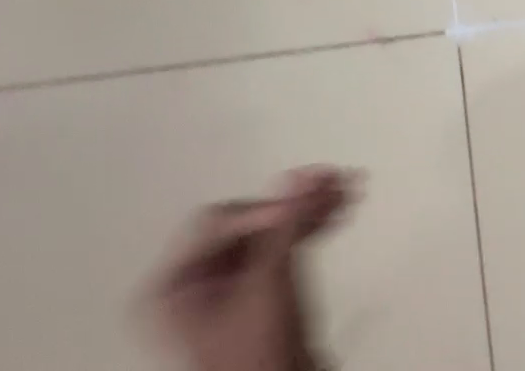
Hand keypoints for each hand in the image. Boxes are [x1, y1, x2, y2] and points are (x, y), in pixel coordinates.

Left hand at [149, 167, 357, 370]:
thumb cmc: (258, 347)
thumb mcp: (267, 284)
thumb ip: (283, 228)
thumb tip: (299, 176)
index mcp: (175, 282)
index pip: (218, 221)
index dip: (262, 210)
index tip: (303, 207)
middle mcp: (197, 277)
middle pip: (250, 219)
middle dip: (296, 202)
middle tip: (336, 179)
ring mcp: (229, 281)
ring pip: (273, 227)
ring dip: (312, 206)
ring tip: (349, 188)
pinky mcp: (260, 285)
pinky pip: (285, 242)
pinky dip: (313, 225)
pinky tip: (341, 210)